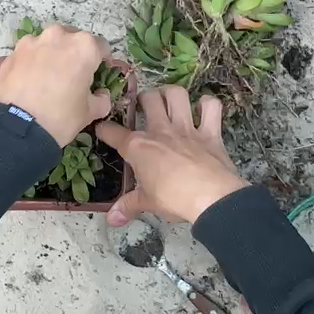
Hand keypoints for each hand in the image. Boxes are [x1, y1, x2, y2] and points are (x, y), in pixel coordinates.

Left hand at [0, 23, 114, 145]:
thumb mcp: (90, 112)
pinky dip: (32, 62)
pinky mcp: (13, 52)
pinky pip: (29, 53)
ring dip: (52, 54)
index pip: (101, 47)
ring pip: (49, 43)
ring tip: (48, 77)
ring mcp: (32, 42)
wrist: (17, 127)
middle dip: (75, 54)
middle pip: (72, 39)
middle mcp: (58, 36)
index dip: (101, 61)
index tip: (98, 73)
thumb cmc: (60, 117)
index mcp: (84, 47)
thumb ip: (102, 99)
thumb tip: (101, 94)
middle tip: (72, 75)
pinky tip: (30, 81)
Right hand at [97, 86, 247, 225]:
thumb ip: (128, 206)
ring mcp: (187, 128)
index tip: (101, 128)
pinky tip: (203, 108)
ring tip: (168, 99)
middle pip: (148, 99)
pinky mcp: (211, 132)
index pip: (114, 133)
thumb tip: (112, 219)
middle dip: (143, 98)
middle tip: (144, 106)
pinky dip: (208, 104)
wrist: (211, 197)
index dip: (104, 129)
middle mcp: (160, 131)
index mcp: (139, 147)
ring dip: (171, 93)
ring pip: (177, 94)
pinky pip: (211, 107)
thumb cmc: (173, 199)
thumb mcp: (147, 203)